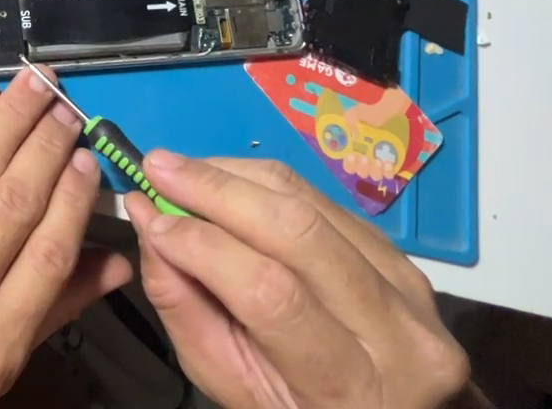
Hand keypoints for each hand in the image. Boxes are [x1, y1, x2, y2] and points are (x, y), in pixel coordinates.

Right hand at [124, 154, 468, 408]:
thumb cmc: (286, 403)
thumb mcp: (223, 376)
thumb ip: (178, 299)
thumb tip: (144, 214)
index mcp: (350, 384)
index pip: (271, 293)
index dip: (202, 245)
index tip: (149, 216)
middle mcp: (396, 330)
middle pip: (296, 230)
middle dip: (214, 189)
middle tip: (155, 165)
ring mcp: (407, 284)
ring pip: (306, 199)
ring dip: (230, 173)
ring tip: (178, 168)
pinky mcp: (398, 250)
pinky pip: (319, 195)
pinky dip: (258, 179)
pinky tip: (221, 181)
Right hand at [342, 89, 411, 182]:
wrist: (393, 101)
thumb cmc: (373, 104)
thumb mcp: (358, 110)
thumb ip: (351, 120)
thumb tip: (354, 134)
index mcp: (352, 142)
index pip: (346, 161)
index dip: (348, 163)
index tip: (352, 155)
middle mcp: (365, 152)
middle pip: (360, 172)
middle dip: (361, 168)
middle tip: (364, 158)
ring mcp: (380, 155)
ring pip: (374, 175)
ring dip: (374, 171)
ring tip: (377, 161)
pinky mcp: (395, 157)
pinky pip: (390, 172)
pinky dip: (388, 171)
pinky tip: (388, 163)